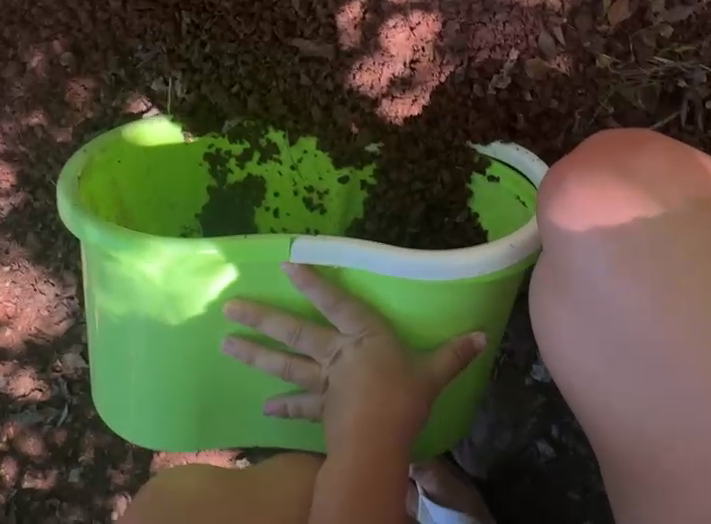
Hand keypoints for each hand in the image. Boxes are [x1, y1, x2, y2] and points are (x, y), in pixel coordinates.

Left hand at [221, 263, 486, 451]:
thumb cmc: (403, 401)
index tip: (286, 265)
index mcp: (363, 336)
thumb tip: (483, 336)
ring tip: (227, 345)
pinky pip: (297, 405)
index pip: (335, 303)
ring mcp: (323, 384)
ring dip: (256, 355)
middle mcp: (337, 354)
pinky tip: (263, 404)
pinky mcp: (319, 412)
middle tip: (229, 308)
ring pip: (285, 365)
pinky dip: (282, 405)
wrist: (377, 445)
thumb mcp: (433, 375)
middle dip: (262, 319)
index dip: (313, 283)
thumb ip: (453, 355)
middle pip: (295, 333)